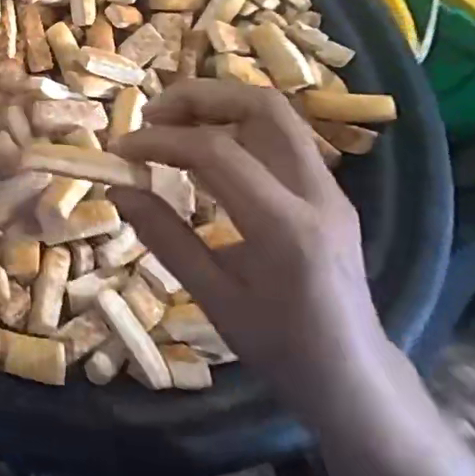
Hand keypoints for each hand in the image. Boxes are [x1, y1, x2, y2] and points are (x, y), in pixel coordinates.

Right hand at [106, 80, 387, 421]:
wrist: (356, 378)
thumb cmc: (281, 347)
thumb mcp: (213, 298)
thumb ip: (165, 237)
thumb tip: (118, 188)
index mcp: (286, 228)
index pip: (217, 152)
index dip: (160, 140)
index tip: (120, 149)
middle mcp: (317, 195)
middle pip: (262, 108)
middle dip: (198, 97)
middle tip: (150, 114)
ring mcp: (330, 190)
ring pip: (276, 114)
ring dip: (218, 104)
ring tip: (170, 123)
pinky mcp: (328, 193)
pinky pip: (280, 137)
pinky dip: (234, 125)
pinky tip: (201, 150)